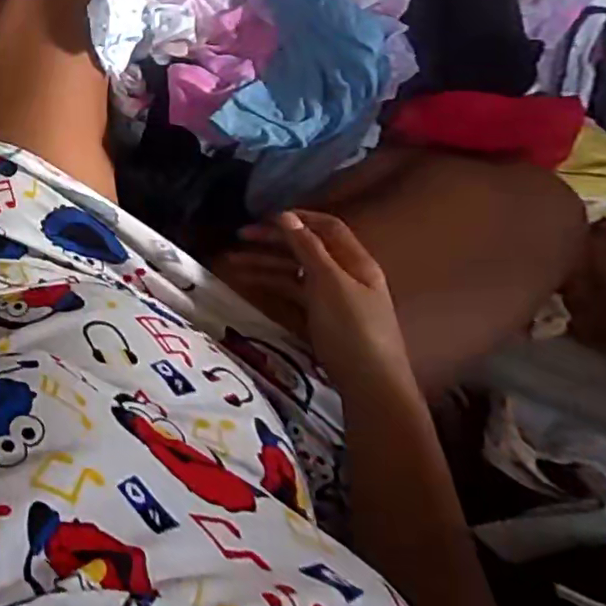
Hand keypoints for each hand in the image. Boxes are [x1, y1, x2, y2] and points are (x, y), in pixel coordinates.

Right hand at [233, 211, 414, 392]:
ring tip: (232, 264)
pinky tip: (251, 285)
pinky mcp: (321, 322)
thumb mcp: (330, 283)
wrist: (372, 390)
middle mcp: (345, 276)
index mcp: (356, 262)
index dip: (297, 218)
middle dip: (272, 241)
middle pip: (306, 249)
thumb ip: (307, 248)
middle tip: (239, 237)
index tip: (264, 218)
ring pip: (295, 272)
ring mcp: (333, 300)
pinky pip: (293, 294)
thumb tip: (286, 216)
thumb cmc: (353, 330)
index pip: (326, 227)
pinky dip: (272, 286)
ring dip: (265, 264)